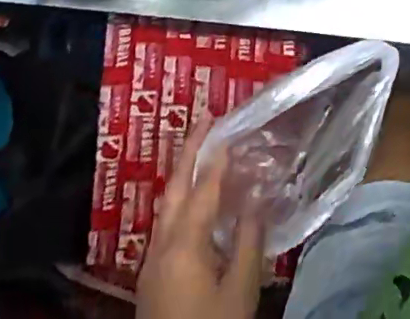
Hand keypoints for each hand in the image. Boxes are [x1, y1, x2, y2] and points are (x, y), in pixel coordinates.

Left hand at [135, 117, 264, 318]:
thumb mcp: (241, 289)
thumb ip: (249, 239)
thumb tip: (258, 198)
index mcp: (183, 245)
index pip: (203, 190)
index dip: (218, 159)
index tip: (230, 128)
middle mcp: (160, 247)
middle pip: (173, 190)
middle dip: (188, 153)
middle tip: (206, 121)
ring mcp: (152, 264)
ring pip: (166, 206)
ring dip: (183, 175)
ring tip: (204, 151)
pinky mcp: (153, 279)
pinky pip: (167, 224)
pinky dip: (182, 200)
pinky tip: (199, 201)